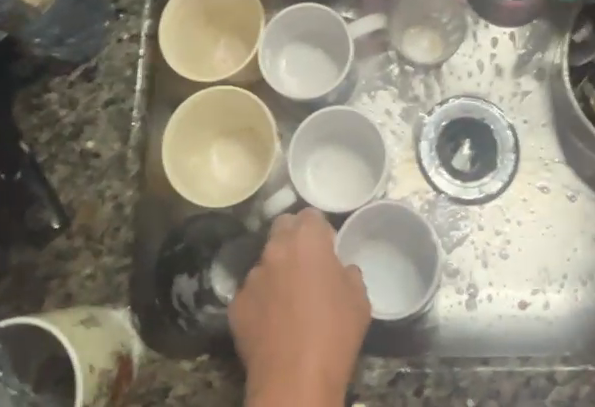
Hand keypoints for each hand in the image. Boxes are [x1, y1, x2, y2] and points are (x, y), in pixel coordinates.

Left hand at [230, 210, 369, 406]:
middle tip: (307, 266)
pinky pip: (251, 294)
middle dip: (294, 240)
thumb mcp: (359, 299)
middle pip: (281, 228)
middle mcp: (274, 250)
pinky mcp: (235, 305)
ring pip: (265, 263)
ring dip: (276, 273)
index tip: (328, 250)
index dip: (320, 230)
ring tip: (288, 302)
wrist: (295, 380)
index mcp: (306, 240)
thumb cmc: (335, 334)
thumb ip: (348, 274)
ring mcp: (251, 277)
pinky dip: (261, 302)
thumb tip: (340, 271)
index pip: (310, 215)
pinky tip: (272, 324)